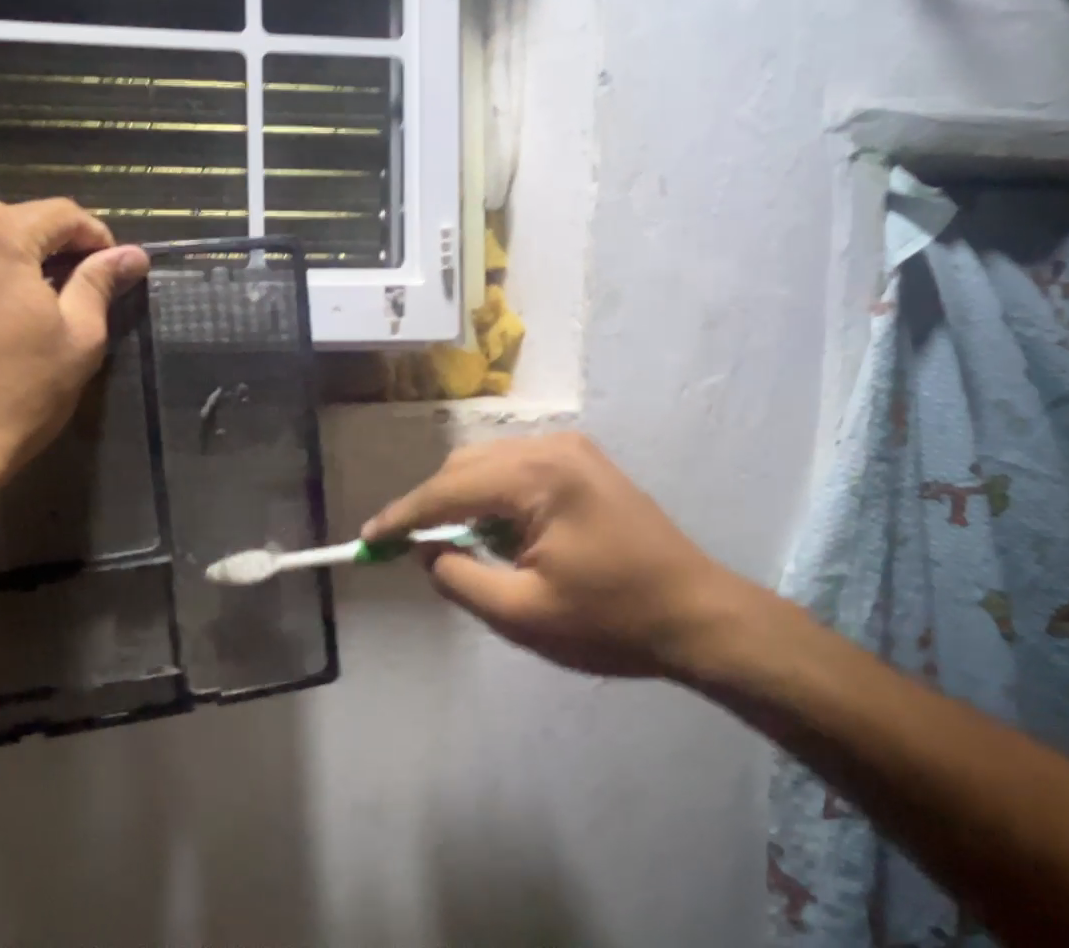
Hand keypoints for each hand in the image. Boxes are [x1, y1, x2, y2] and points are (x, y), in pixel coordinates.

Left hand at [0, 199, 148, 489]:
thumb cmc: (19, 394)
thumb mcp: (80, 340)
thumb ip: (100, 284)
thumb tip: (131, 254)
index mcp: (3, 234)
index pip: (62, 213)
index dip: (95, 237)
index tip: (111, 269)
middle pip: (11, 218)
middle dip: (46, 244)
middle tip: (69, 289)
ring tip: (11, 288)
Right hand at [363, 434, 768, 678]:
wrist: (701, 617)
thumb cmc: (612, 621)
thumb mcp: (521, 613)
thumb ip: (458, 577)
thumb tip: (426, 551)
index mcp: (538, 477)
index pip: (447, 490)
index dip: (402, 517)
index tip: (367, 539)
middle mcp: (552, 447)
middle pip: (464, 468)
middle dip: (429, 505)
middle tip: (401, 547)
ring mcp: (572, 451)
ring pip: (487, 464)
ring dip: (460, 499)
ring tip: (447, 543)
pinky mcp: (584, 464)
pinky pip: (515, 469)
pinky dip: (490, 495)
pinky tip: (491, 530)